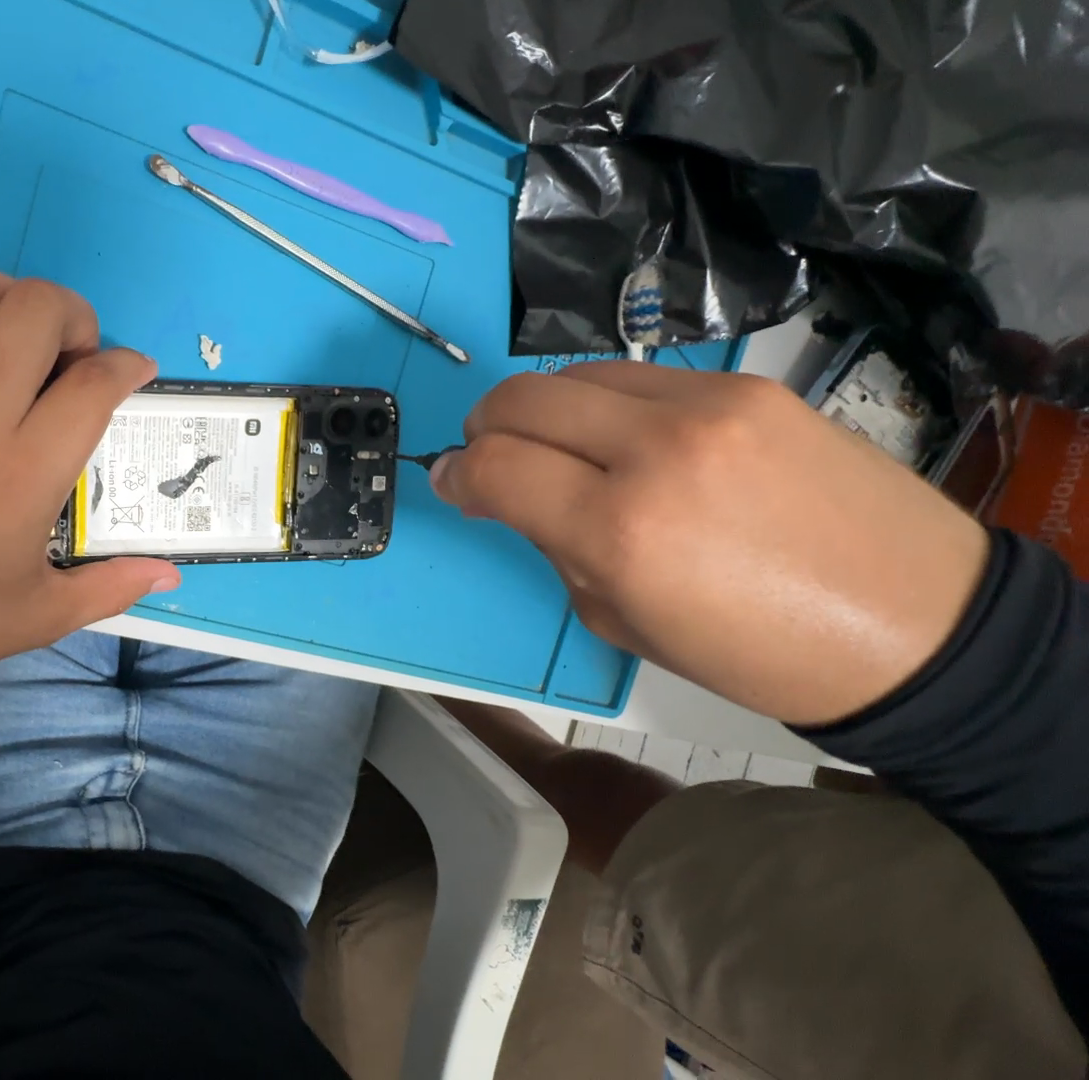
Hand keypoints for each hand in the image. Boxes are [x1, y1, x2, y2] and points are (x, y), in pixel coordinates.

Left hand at [0, 268, 179, 693]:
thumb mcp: (41, 616)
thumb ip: (113, 587)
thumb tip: (170, 573)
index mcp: (24, 473)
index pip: (92, 383)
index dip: (129, 365)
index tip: (134, 374)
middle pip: (36, 310)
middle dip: (76, 316)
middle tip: (75, 356)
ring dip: (6, 297)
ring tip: (16, 337)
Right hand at [431, 362, 989, 726]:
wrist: (912, 626)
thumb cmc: (752, 651)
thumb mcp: (618, 620)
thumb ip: (554, 545)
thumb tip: (514, 497)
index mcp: (617, 529)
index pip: (491, 467)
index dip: (453, 475)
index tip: (449, 483)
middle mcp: (655, 451)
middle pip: (518, 400)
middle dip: (483, 429)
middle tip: (490, 458)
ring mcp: (708, 407)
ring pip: (573, 375)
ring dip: (543, 410)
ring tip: (561, 447)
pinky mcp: (748, 389)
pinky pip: (639, 375)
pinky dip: (605, 403)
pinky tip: (625, 437)